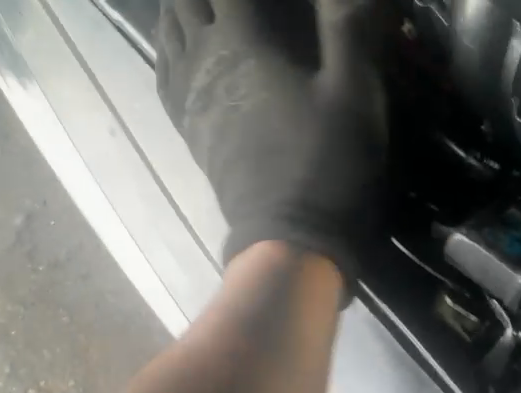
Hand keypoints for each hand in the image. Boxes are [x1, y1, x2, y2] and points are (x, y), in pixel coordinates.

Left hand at [157, 0, 386, 286]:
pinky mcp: (191, 129)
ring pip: (169, 25)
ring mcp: (191, 94)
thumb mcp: (356, 98)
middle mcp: (205, 55)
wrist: (292, 241)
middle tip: (244, 3)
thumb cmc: (329, 169)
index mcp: (243, 39)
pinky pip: (165, 70)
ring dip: (187, 5)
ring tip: (210, 6)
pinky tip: (183, 46)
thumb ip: (351, 30)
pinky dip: (170, 44)